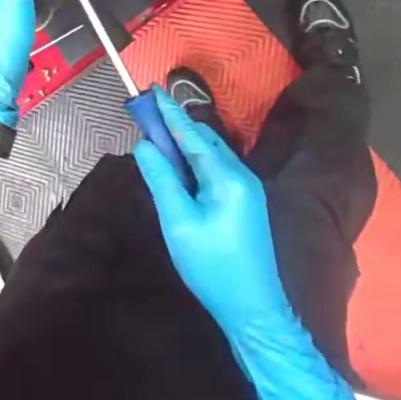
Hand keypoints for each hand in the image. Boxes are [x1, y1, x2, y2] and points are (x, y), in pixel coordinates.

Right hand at [133, 88, 365, 399]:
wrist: (254, 309)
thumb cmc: (212, 265)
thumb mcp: (178, 221)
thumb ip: (162, 178)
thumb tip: (146, 145)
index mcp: (228, 176)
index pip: (192, 134)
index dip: (169, 112)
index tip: (151, 90)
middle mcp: (242, 176)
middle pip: (203, 141)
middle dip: (174, 125)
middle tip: (146, 116)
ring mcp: (246, 190)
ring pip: (210, 156)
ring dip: (183, 144)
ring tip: (156, 138)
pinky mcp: (244, 204)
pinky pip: (214, 171)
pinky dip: (192, 162)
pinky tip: (177, 169)